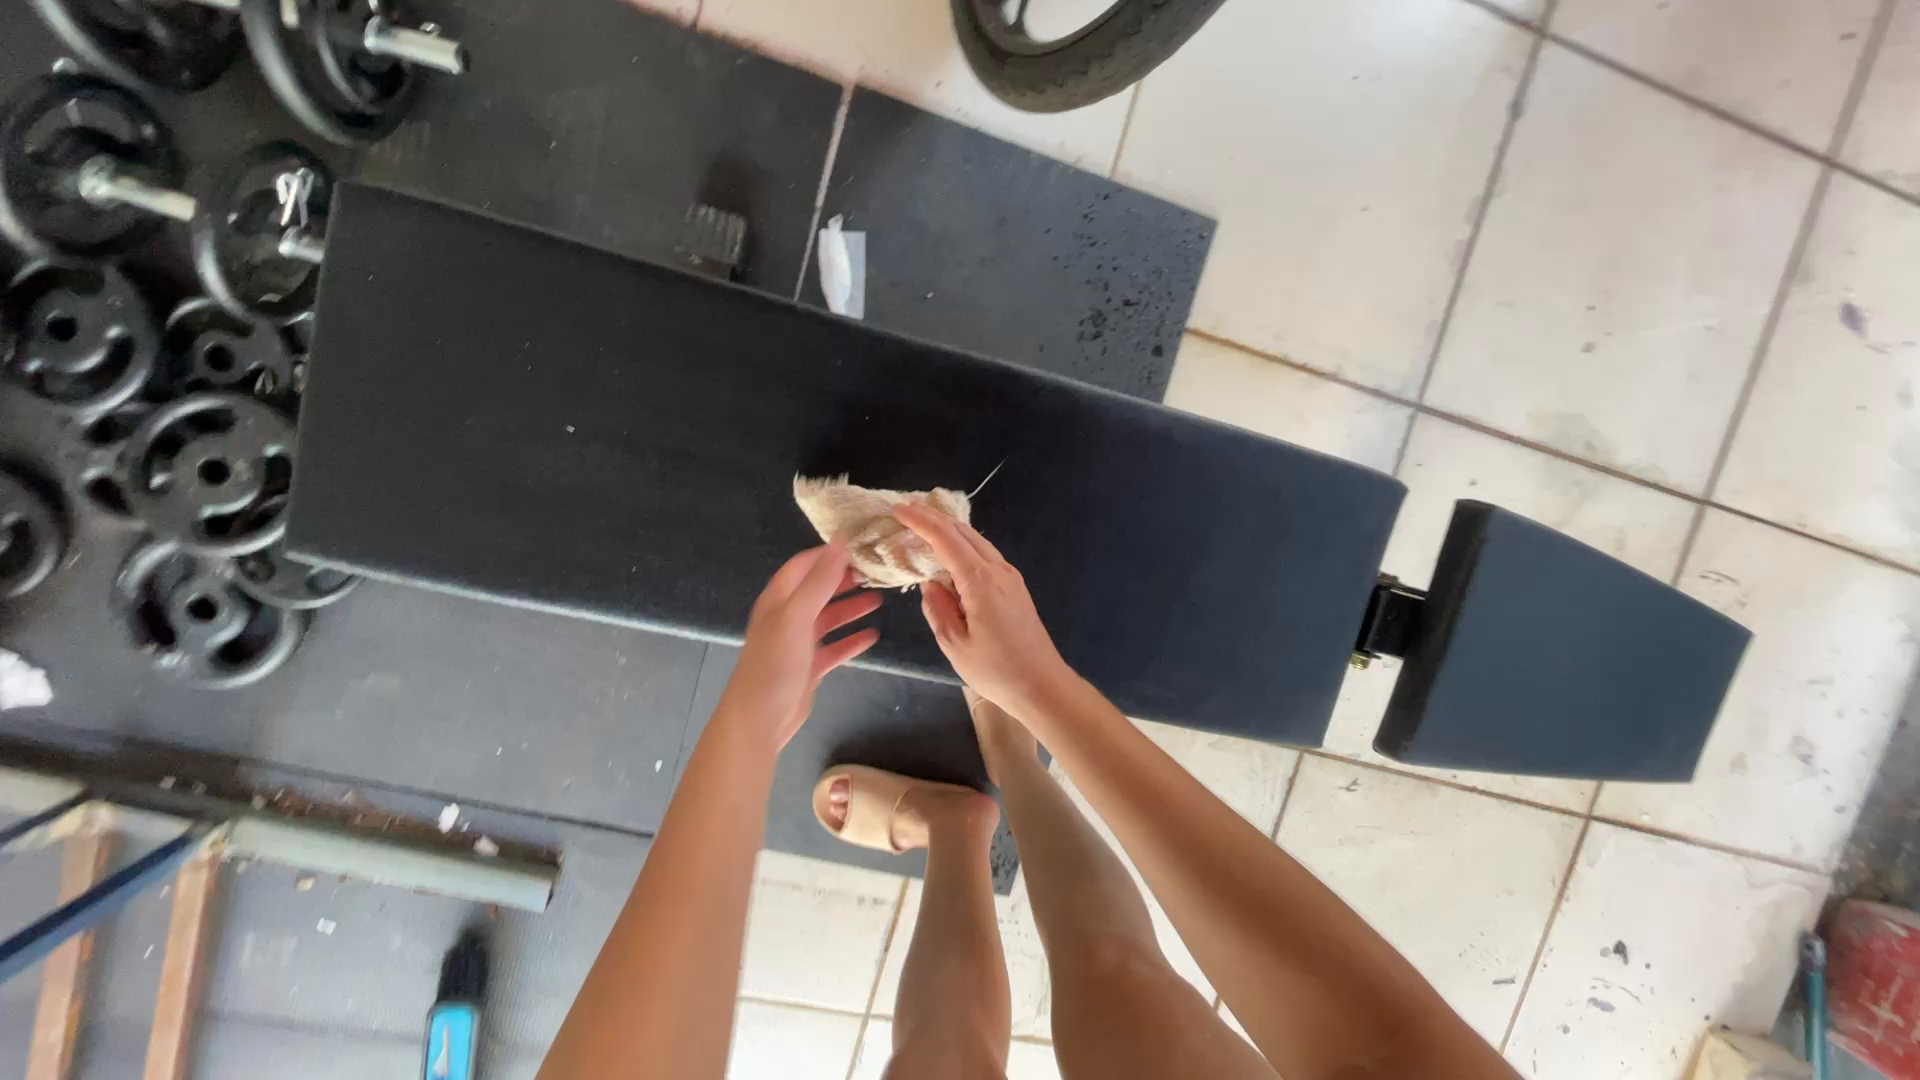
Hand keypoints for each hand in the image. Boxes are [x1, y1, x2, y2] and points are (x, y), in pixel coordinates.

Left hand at [716, 544, 881, 748]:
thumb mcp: (797, 616)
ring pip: (828, 618)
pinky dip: (851, 641)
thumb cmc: (774, 663)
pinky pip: (834, 648)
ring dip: (852, 608)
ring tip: (879, 600)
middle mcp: (787, 617)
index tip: (860, 546)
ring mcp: (798, 643)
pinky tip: (873, 636)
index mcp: (778, 599)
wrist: (759, 719)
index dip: (829, 554)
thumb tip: (841, 542)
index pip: (804, 565)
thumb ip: (820, 581)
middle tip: (876, 572)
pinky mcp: (808, 667)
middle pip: (818, 590)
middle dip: (845, 580)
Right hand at [893, 503, 1073, 714]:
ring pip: (976, 541)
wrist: (1042, 684)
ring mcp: (1010, 577)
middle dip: (934, 518)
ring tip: (924, 524)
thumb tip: (930, 585)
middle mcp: (998, 570)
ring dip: (950, 530)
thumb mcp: (955, 645)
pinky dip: (963, 546)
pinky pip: (985, 555)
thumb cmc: (997, 670)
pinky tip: (951, 553)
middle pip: (963, 532)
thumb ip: (938, 610)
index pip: (946, 540)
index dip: (920, 522)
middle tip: (906, 510)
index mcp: (980, 581)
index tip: (898, 510)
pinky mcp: (1015, 587)